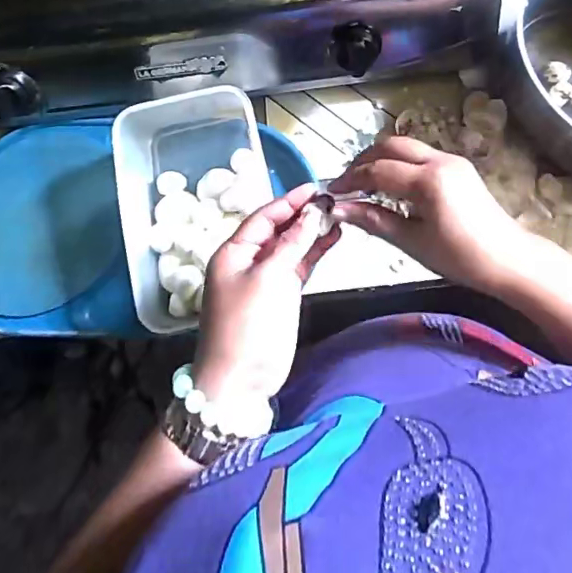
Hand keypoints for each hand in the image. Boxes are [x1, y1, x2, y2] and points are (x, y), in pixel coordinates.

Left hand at [192, 183, 340, 407]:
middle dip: (304, 213)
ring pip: (292, 245)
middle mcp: (248, 261)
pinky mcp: (281, 294)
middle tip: (331, 200)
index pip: (264, 216)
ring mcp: (266, 279)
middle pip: (279, 228)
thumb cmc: (245, 331)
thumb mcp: (268, 279)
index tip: (314, 188)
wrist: (240, 384)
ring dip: (312, 230)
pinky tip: (332, 239)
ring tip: (338, 215)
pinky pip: (300, 264)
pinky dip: (315, 251)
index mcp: (233, 253)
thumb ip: (291, 244)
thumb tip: (311, 214)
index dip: (289, 201)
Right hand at [329, 136, 552, 295]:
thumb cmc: (461, 257)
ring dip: (381, 159)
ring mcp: (451, 161)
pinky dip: (399, 164)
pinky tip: (390, 185)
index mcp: (428, 181)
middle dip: (363, 160)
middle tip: (345, 183)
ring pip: (406, 147)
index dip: (350, 180)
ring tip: (363, 184)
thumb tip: (341, 210)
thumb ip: (374, 220)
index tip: (332, 193)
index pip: (377, 171)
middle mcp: (440, 161)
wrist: (508, 259)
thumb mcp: (412, 242)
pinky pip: (420, 156)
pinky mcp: (458, 167)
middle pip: (391, 146)